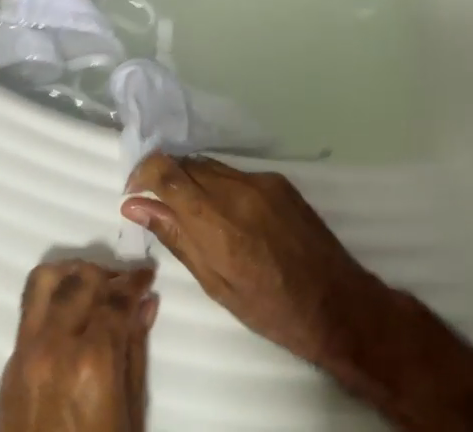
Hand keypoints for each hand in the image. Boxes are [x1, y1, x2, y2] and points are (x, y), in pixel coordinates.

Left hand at [0, 259, 158, 431]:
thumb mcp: (130, 416)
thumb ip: (135, 354)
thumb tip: (145, 306)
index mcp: (91, 362)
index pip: (114, 299)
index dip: (134, 282)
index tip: (147, 274)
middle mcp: (53, 345)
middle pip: (79, 281)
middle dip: (106, 274)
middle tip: (125, 282)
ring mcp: (25, 351)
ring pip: (43, 281)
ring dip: (72, 274)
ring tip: (94, 285)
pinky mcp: (9, 363)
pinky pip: (29, 309)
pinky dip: (52, 295)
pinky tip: (71, 309)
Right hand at [121, 153, 374, 365]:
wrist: (339, 303)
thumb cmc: (271, 309)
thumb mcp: (215, 283)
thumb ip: (175, 237)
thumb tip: (135, 207)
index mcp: (217, 222)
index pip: (166, 172)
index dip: (141, 173)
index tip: (133, 193)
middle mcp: (237, 191)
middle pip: (185, 163)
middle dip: (165, 179)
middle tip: (159, 207)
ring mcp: (261, 182)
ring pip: (210, 165)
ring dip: (192, 181)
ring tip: (194, 213)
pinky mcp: (279, 181)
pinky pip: (235, 173)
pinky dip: (220, 186)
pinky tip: (228, 215)